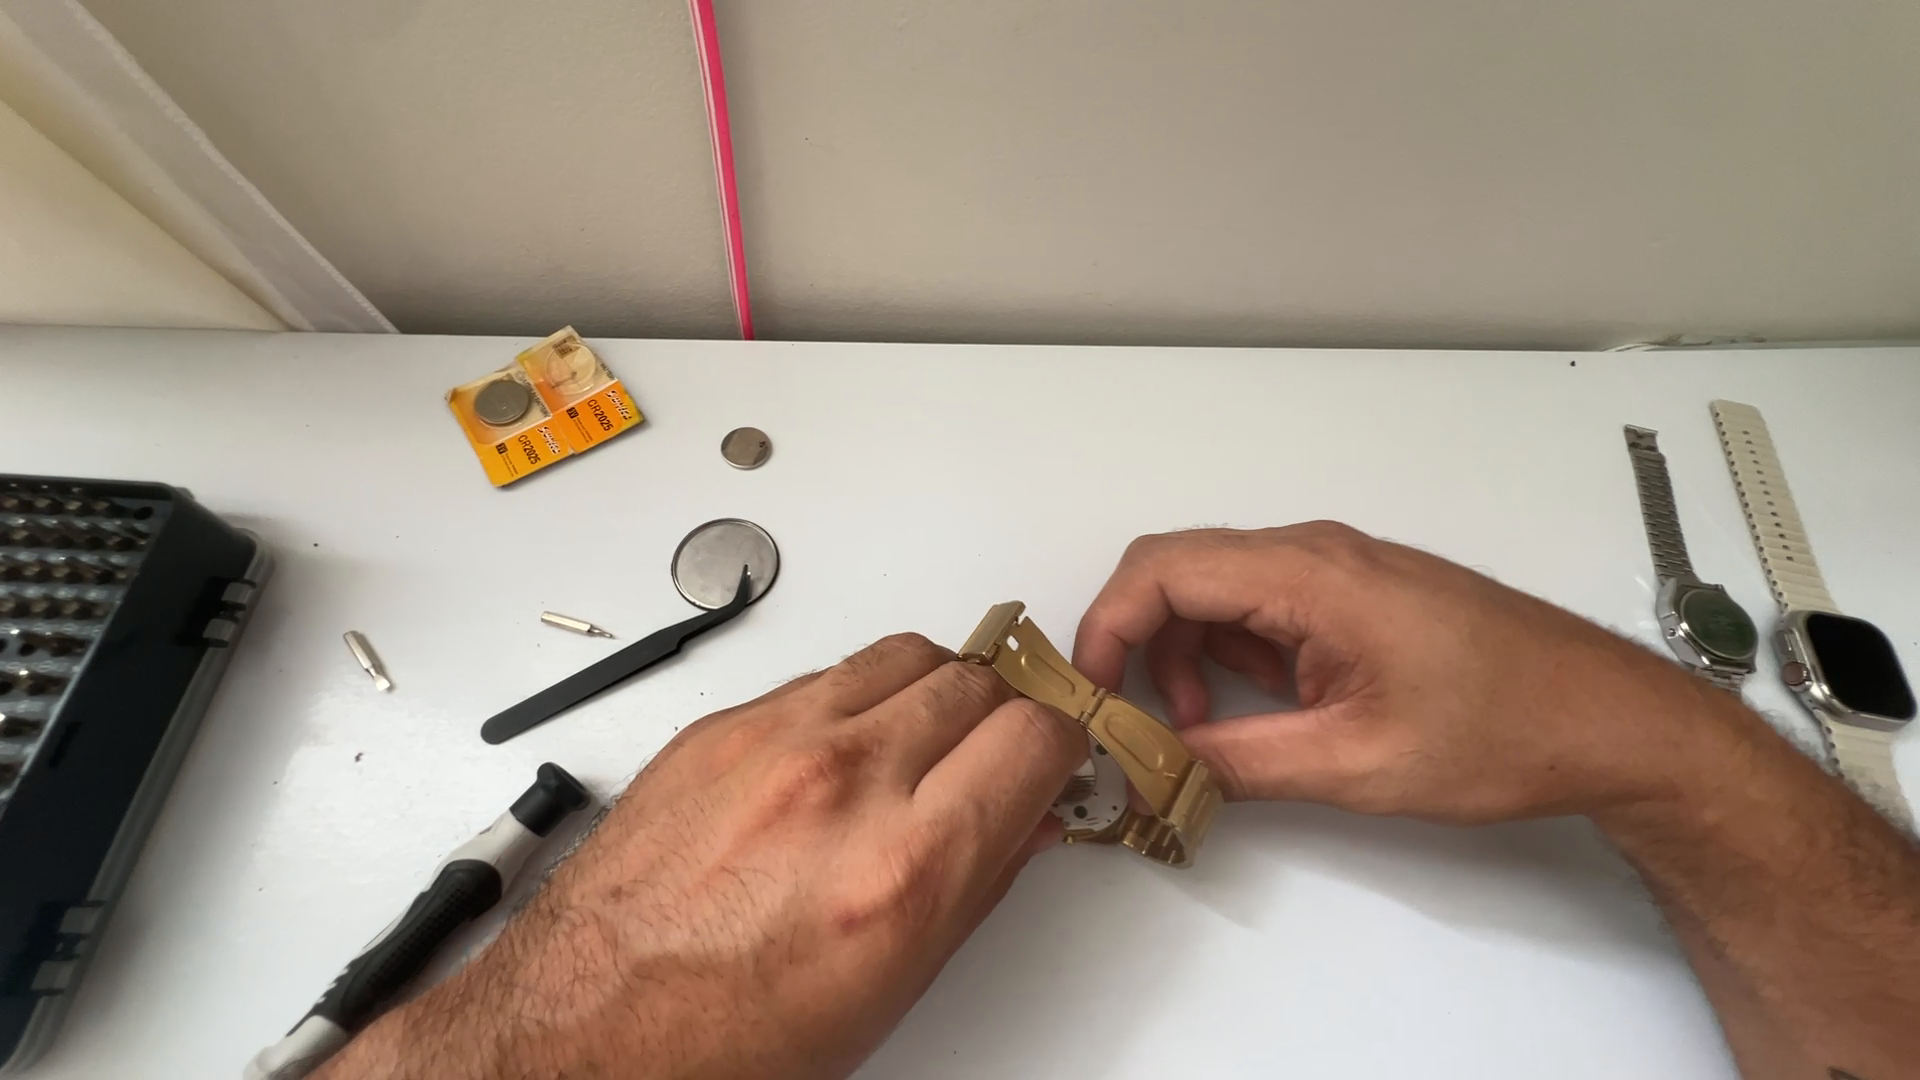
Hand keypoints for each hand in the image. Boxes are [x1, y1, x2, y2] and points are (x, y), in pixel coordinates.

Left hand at [319, 634, 1084, 1079]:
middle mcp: (843, 784)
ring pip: (912, 653)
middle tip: (994, 749)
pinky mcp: (728, 719)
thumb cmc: (729, 1035)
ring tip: (927, 734)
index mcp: (901, 869)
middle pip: (978, 682)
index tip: (1056, 754)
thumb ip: (981, 878)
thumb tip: (1031, 813)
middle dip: (1004, 715)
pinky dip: (867, 694)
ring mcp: (778, 738)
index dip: (1062, 742)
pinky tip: (851, 741)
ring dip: (940, 688)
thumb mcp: (893, 984)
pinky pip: (835, 670)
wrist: (584, 1022)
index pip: (1034, 738)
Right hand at [1072, 523, 1752, 823]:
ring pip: (1208, 583)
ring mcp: (1327, 564)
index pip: (1164, 569)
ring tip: (1195, 719)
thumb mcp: (1356, 764)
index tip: (1093, 691)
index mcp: (1309, 574)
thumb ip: (1239, 763)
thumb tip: (1157, 769)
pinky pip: (1250, 600)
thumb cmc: (1502, 733)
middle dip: (1133, 636)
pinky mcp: (1342, 588)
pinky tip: (1245, 699)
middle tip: (1129, 709)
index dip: (1108, 624)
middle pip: (1175, 567)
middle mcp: (1309, 550)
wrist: (1620, 721)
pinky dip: (1222, 647)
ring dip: (1178, 646)